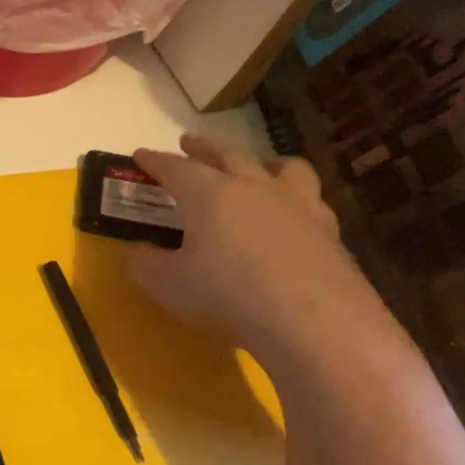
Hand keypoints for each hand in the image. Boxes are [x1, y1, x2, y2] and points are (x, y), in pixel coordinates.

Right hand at [128, 136, 400, 370]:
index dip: (154, 161)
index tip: (139, 154)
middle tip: (189, 143)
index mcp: (210, 195)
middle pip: (228, 156)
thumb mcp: (165, 284)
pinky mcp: (328, 230)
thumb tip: (137, 250)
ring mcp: (298, 205)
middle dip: (204, 148)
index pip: (176, 168)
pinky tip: (289, 211)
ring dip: (262, 161)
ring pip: (283, 167)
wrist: (311, 321)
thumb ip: (144, 262)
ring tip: (255, 165)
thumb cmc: (226, 295)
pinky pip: (309, 198)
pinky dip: (293, 195)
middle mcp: (255, 188)